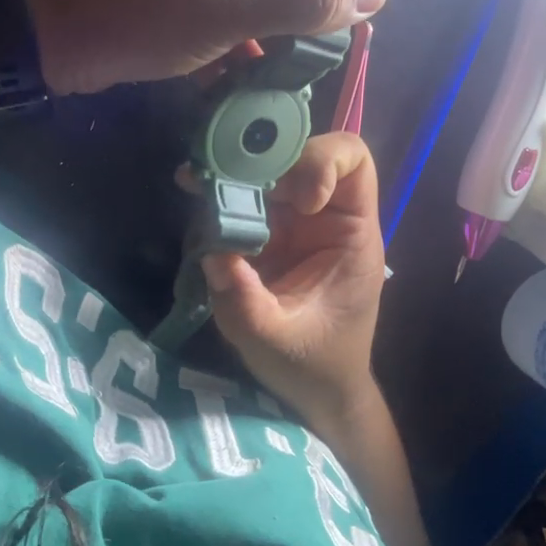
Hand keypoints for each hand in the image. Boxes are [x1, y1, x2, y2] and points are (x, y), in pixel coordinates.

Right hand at [202, 132, 385, 420]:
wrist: (314, 390)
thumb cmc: (312, 365)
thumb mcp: (275, 340)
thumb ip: (246, 301)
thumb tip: (215, 254)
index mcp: (350, 236)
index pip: (353, 162)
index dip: (320, 163)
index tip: (294, 200)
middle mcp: (322, 218)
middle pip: (299, 156)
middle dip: (261, 162)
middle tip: (222, 181)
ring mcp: (292, 223)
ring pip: (266, 172)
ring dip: (232, 173)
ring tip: (195, 181)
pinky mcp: (265, 233)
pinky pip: (243, 197)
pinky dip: (217, 191)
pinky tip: (192, 190)